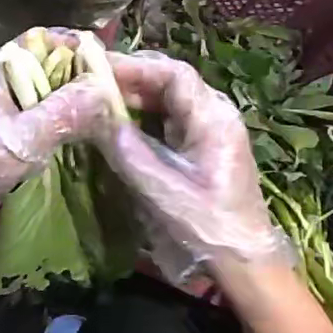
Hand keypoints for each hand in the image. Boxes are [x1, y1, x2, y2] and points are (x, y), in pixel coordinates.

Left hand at [0, 32, 121, 228]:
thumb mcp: (24, 138)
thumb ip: (64, 112)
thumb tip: (105, 88)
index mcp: (0, 66)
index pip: (49, 41)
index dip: (85, 49)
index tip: (115, 66)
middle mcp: (5, 73)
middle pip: (57, 61)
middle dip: (92, 72)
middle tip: (129, 85)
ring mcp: (9, 97)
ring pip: (56, 84)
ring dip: (86, 92)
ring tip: (120, 102)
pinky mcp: (15, 119)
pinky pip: (50, 104)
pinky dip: (74, 109)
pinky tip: (96, 120)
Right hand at [100, 52, 295, 278]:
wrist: (245, 266)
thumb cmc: (207, 227)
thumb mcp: (161, 189)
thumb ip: (125, 147)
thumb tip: (89, 111)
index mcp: (214, 119)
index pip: (173, 74)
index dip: (133, 66)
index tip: (95, 69)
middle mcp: (215, 115)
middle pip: (169, 82)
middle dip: (128, 79)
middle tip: (87, 82)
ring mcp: (209, 131)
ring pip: (166, 99)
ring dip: (132, 97)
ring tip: (94, 100)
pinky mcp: (200, 147)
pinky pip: (167, 120)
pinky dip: (140, 117)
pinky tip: (114, 123)